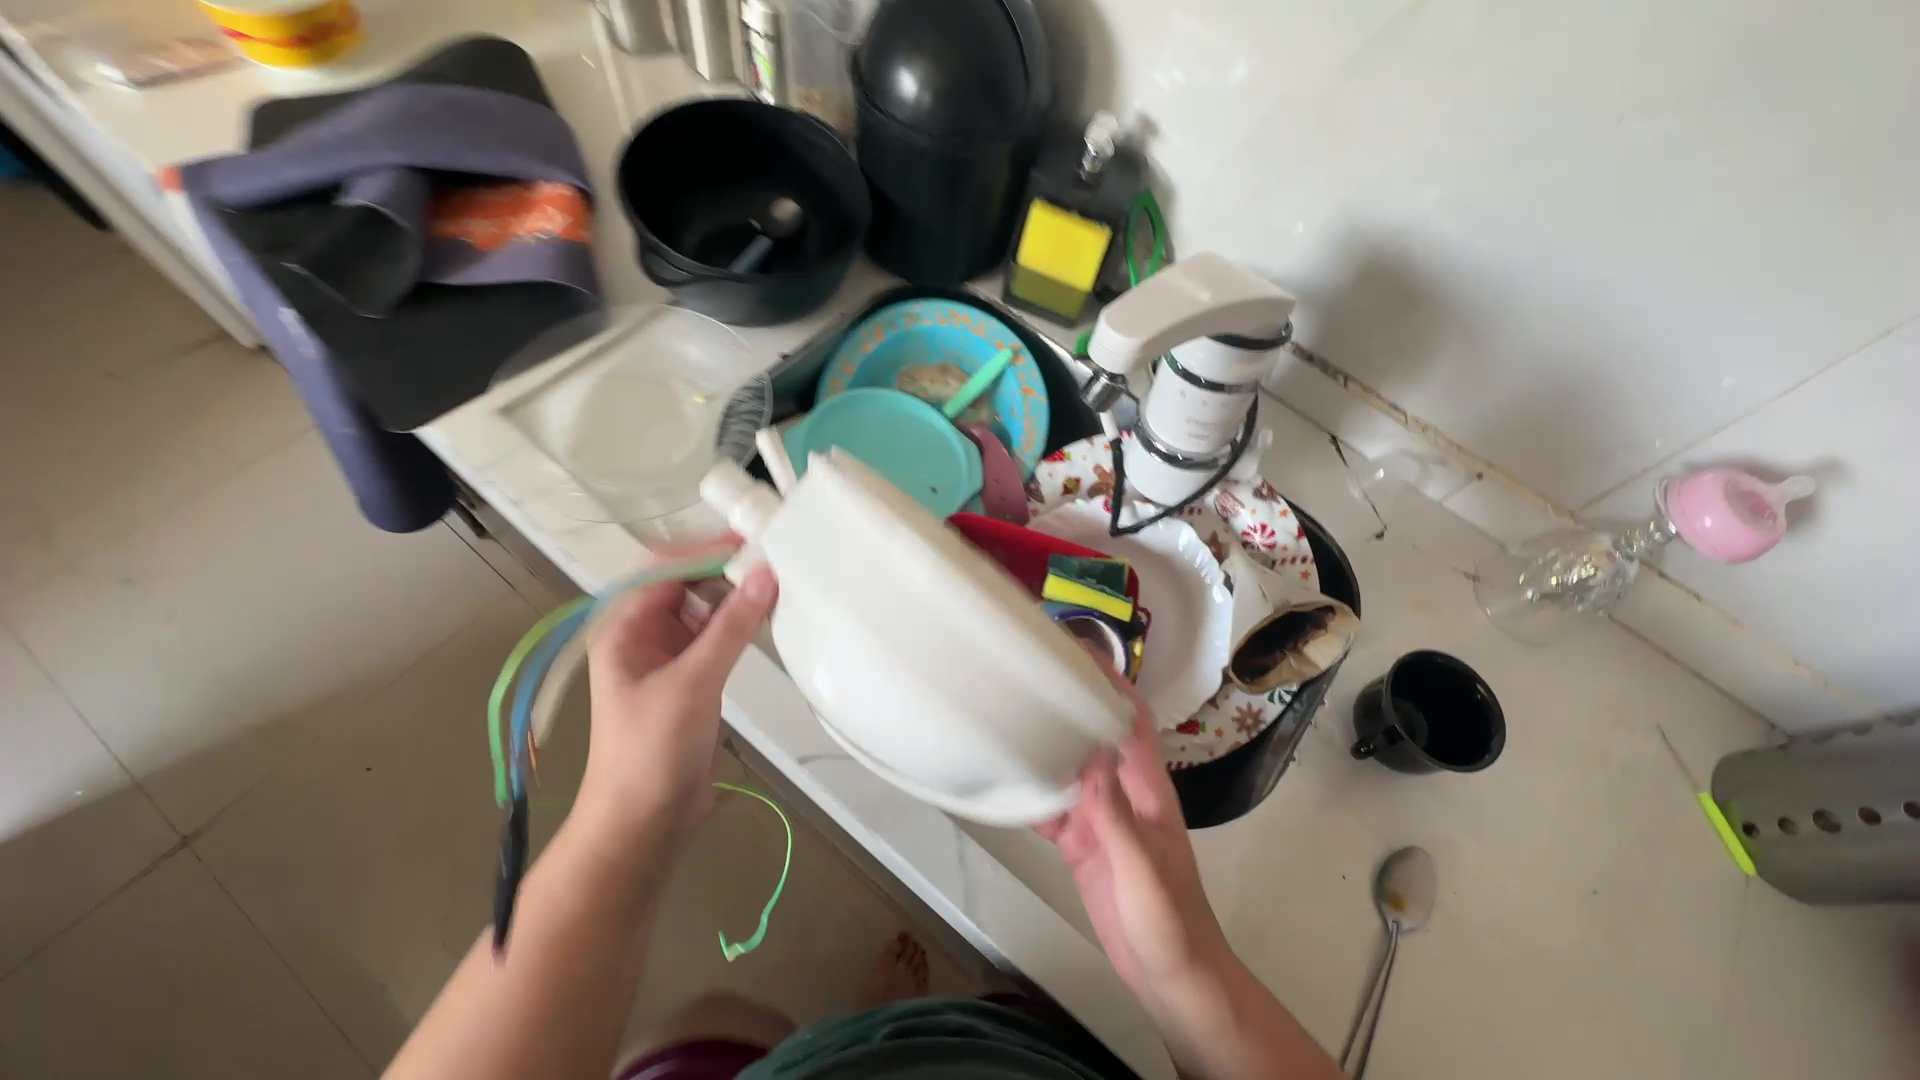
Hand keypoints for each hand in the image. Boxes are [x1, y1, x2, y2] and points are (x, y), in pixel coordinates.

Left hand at [574, 550, 778, 854]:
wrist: (644, 822)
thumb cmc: (651, 751)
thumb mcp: (692, 684)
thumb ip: (731, 628)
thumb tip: (765, 575)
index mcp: (624, 627)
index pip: (662, 567)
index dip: (702, 548)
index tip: (750, 541)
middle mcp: (645, 634)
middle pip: (685, 582)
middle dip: (724, 570)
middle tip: (773, 562)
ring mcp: (670, 656)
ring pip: (705, 608)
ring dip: (736, 597)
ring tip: (778, 585)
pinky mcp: (694, 678)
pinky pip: (718, 636)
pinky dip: (741, 624)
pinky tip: (768, 618)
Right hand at [1035, 668, 1233, 1022]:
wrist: (1173, 979)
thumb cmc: (1170, 922)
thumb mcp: (1141, 868)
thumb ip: (1115, 815)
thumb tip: (1088, 754)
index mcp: (1147, 789)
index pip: (1131, 722)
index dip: (1112, 683)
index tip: (1078, 652)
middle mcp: (1122, 794)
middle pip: (1094, 736)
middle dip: (1068, 705)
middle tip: (1027, 676)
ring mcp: (1101, 819)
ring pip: (1069, 768)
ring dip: (1045, 745)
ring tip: (1006, 717)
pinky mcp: (1083, 845)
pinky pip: (1053, 809)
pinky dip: (1031, 795)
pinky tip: (1005, 781)